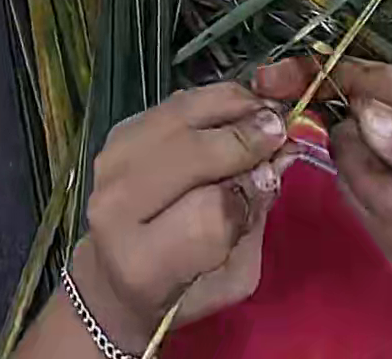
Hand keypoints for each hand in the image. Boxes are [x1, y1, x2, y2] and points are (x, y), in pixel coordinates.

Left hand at [71, 82, 288, 350]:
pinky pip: (171, 103)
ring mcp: (112, 158)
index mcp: (141, 263)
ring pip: (179, 114)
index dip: (246, 191)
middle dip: (241, 137)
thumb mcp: (229, 278)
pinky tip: (234, 107)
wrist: (113, 272)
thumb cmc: (180, 290)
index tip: (273, 172)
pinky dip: (208, 100)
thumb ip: (250, 223)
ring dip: (228, 105)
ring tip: (262, 110)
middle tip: (279, 127)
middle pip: (189, 152)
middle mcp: (116, 203)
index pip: (206, 217)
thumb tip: (273, 163)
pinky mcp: (118, 129)